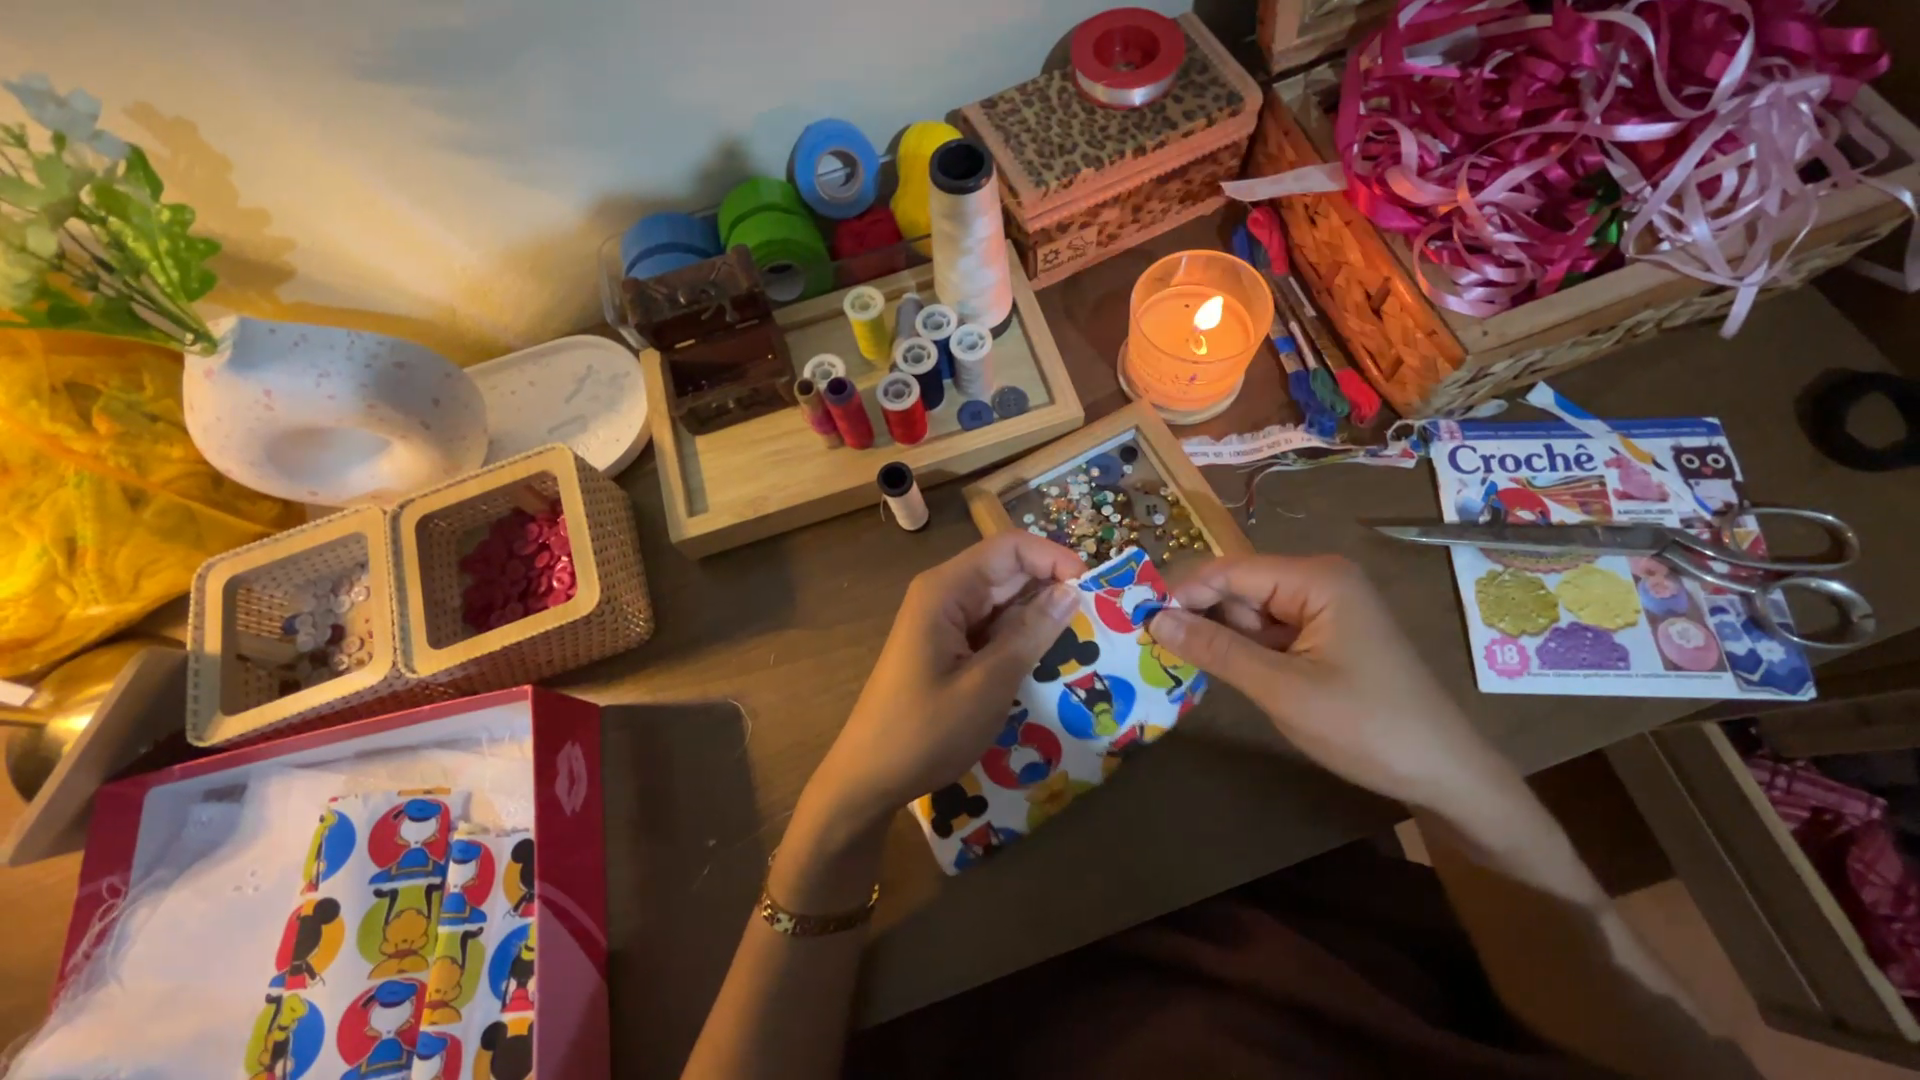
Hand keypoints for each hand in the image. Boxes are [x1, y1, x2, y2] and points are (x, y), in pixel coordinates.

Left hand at [802, 533, 1082, 835]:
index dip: (1053, 558)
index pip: (1009, 547)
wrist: (868, 777)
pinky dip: (1020, 639)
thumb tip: (1071, 590)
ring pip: (1003, 602)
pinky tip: (1045, 661)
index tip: (1093, 588)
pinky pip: (991, 629)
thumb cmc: (924, 732)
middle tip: (1098, 620)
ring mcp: (942, 622)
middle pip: (1007, 571)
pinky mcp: (946, 647)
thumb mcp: (987, 685)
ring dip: (1039, 616)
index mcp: (945, 590)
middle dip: (1052, 588)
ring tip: (1081, 643)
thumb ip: (1030, 634)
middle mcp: (943, 595)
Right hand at [1147, 555, 1515, 812]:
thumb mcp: (1281, 688)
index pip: (1230, 570)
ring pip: (1250, 613)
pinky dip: (1247, 652)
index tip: (1138, 622)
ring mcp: (1325, 609)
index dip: (1183, 593)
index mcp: (1317, 578)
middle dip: (1202, 617)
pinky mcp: (1326, 637)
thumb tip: (1154, 620)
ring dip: (1223, 639)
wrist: (1444, 773)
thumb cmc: (1365, 726)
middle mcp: (1321, 581)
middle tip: (1158, 651)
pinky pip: (1271, 633)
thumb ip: (1215, 649)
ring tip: (1195, 670)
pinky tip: (1232, 675)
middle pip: (1239, 588)